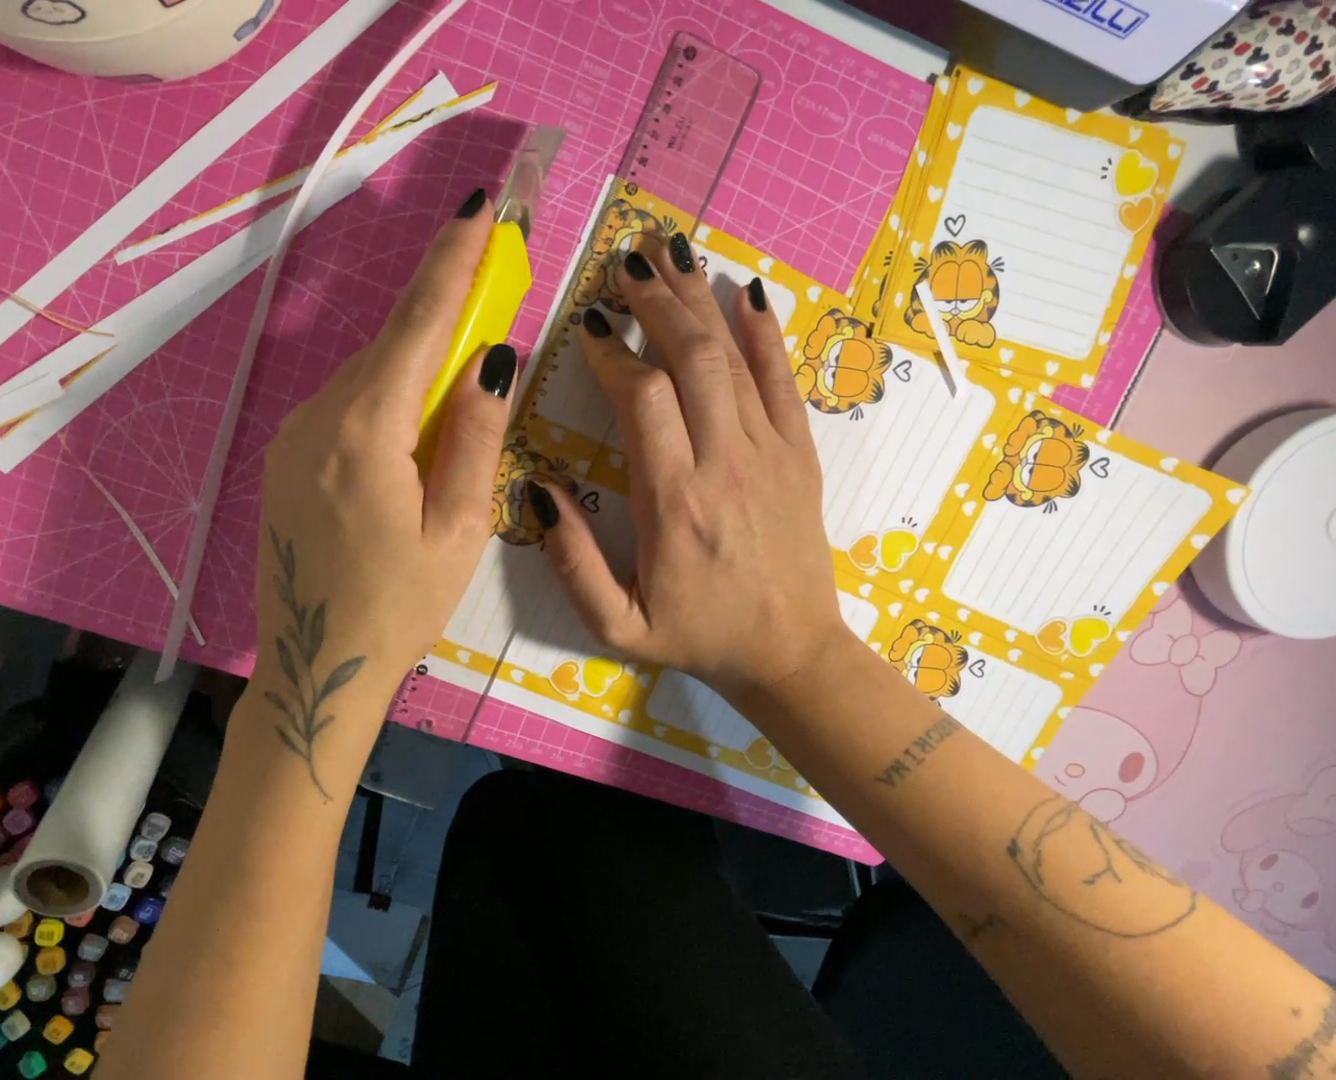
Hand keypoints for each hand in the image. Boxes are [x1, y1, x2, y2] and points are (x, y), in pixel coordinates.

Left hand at [255, 191, 515, 730]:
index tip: (479, 209)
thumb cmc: (399, 608)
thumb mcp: (458, 528)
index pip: (418, 324)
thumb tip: (493, 357)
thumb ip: (474, 434)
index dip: (454, 263)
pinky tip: (417, 415)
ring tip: (466, 361)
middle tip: (493, 272)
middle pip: (391, 341)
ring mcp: (294, 435)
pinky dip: (388, 391)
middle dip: (443, 304)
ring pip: (368, 372)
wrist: (314, 667)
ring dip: (417, 354)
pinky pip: (347, 403)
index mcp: (365, 431)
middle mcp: (318, 416)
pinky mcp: (287, 455)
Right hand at [537, 234, 849, 705]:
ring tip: (669, 251)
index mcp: (673, 504)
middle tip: (624, 260)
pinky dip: (764, 331)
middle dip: (655, 300)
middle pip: (692, 358)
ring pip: (735, 356)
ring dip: (699, 299)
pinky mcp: (800, 453)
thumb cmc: (696, 636)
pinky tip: (744, 291)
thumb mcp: (615, 624)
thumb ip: (569, 561)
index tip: (590, 322)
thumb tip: (535, 490)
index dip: (614, 350)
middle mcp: (725, 464)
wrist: (790, 653)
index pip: (642, 399)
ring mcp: (770, 453)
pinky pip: (783, 378)